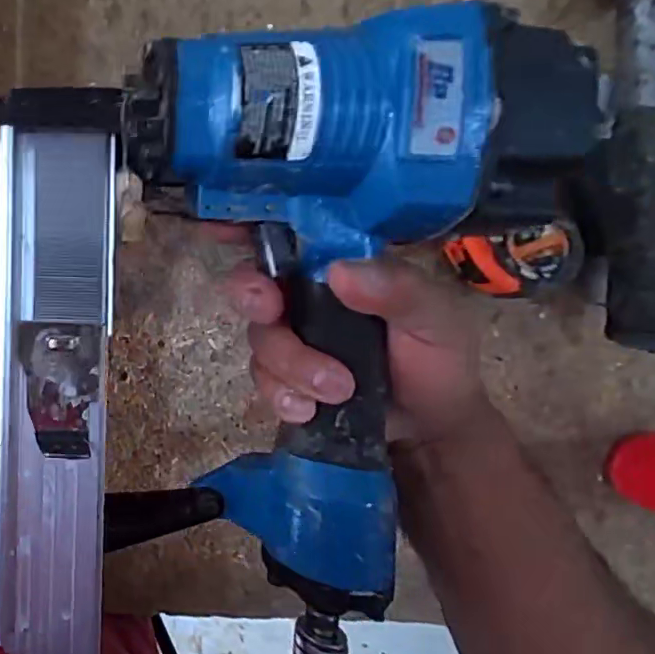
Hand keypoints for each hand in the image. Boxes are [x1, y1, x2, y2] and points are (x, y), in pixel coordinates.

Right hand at [219, 246, 500, 448]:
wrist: (431, 429)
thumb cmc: (437, 358)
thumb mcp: (434, 317)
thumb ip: (398, 290)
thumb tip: (339, 272)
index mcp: (334, 266)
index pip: (283, 234)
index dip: (243, 224)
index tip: (217, 227)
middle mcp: (301, 295)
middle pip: (250, 282)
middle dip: (250, 293)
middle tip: (269, 310)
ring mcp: (288, 337)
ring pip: (258, 337)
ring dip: (290, 363)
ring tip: (336, 390)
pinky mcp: (282, 378)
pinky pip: (262, 379)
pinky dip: (281, 394)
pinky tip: (308, 410)